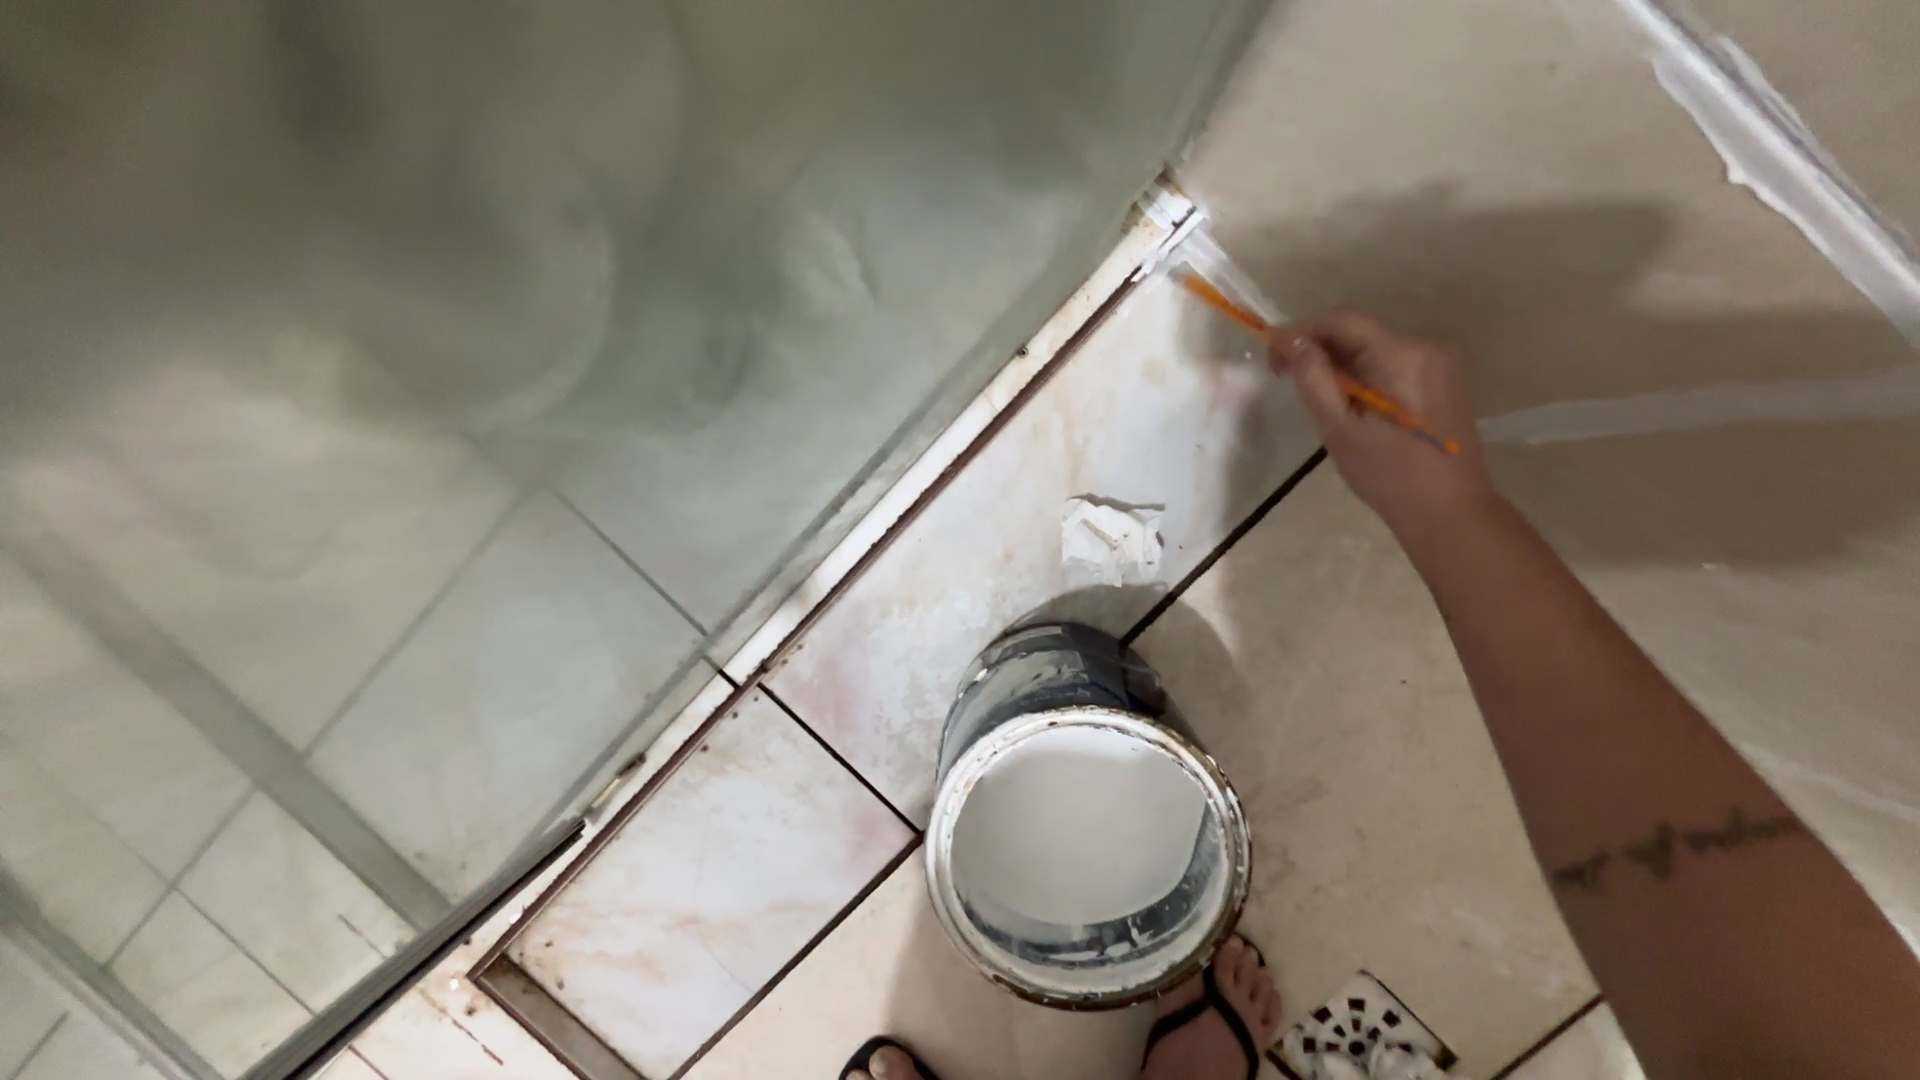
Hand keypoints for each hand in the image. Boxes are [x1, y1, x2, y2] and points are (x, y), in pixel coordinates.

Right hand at [1270, 309, 1495, 535]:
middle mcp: (1425, 345)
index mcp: (1402, 354)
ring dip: (1337, 363)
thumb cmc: (1389, 474)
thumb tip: (1288, 339)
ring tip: (1315, 396)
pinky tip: (1347, 403)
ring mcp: (1438, 362)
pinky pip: (1389, 362)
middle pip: (1358, 331)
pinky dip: (1361, 373)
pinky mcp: (1440, 379)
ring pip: (1371, 346)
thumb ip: (1313, 378)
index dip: (1300, 332)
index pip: (1341, 320)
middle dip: (1317, 348)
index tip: (1271, 359)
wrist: (1448, 510)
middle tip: (1285, 378)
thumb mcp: (1340, 428)